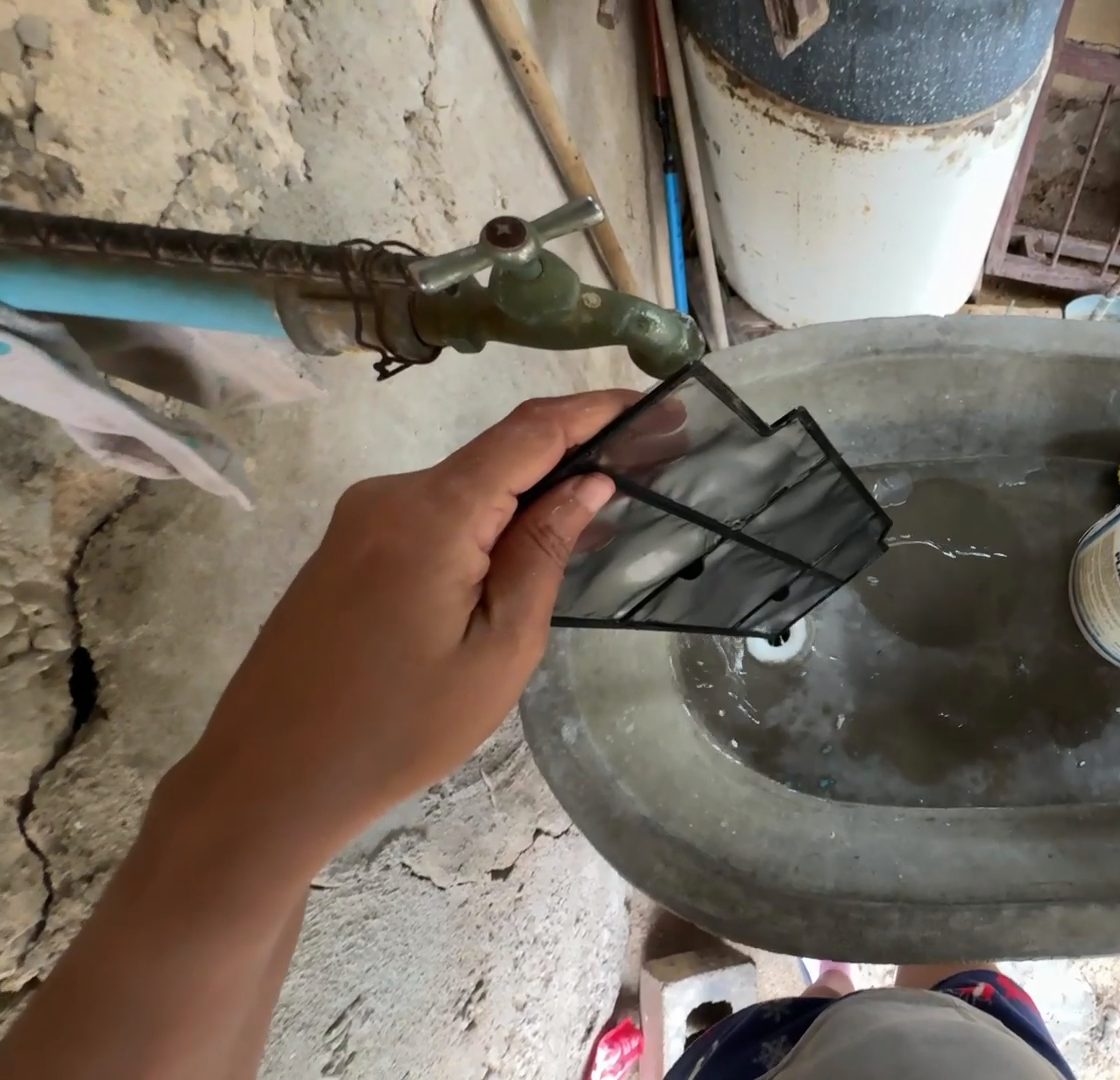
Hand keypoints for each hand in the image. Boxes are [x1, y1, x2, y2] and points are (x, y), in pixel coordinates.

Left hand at [175, 390, 637, 855]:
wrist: (269, 781)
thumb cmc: (405, 723)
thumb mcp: (502, 644)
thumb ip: (544, 552)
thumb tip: (590, 484)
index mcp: (432, 514)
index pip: (529, 433)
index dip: (595, 410)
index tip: (655, 405)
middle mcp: (393, 496)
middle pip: (502, 451)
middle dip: (580, 447)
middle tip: (652, 458)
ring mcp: (366, 519)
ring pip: (475, 482)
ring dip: (542, 485)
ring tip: (611, 502)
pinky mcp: (356, 546)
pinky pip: (446, 510)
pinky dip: (501, 512)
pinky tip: (541, 538)